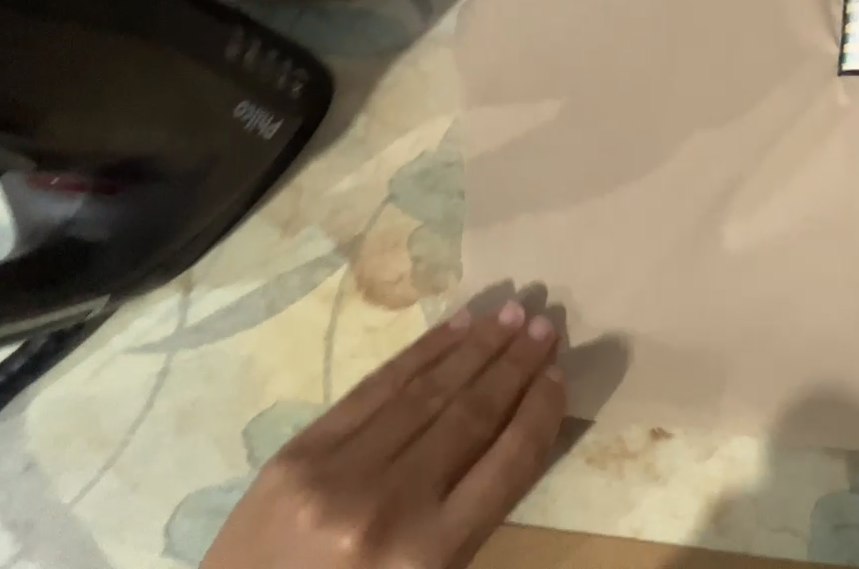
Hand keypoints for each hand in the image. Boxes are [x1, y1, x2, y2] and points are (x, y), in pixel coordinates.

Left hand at [201, 301, 565, 568]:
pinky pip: (377, 387)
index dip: (540, 410)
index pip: (509, 461)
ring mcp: (338, 475)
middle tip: (546, 325)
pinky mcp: (299, 452)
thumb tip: (515, 430)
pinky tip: (456, 328)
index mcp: (429, 558)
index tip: (559, 374)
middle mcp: (389, 508)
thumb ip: (471, 517)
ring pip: (429, 391)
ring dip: (478, 346)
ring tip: (512, 313)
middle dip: (516, 364)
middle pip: (472, 414)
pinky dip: (423, 353)